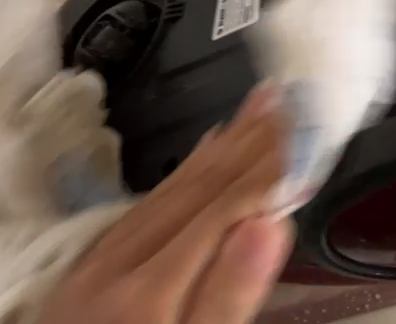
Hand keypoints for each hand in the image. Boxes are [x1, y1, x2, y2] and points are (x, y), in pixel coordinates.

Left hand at [40, 87, 292, 323]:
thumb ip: (225, 297)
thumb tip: (268, 221)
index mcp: (148, 289)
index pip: (226, 204)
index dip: (271, 164)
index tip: (307, 127)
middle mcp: (119, 263)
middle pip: (199, 185)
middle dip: (250, 139)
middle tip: (288, 98)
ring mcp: (98, 263)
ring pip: (173, 187)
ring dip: (223, 144)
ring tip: (257, 110)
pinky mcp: (88, 270)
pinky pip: (149, 202)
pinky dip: (187, 170)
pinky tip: (203, 155)